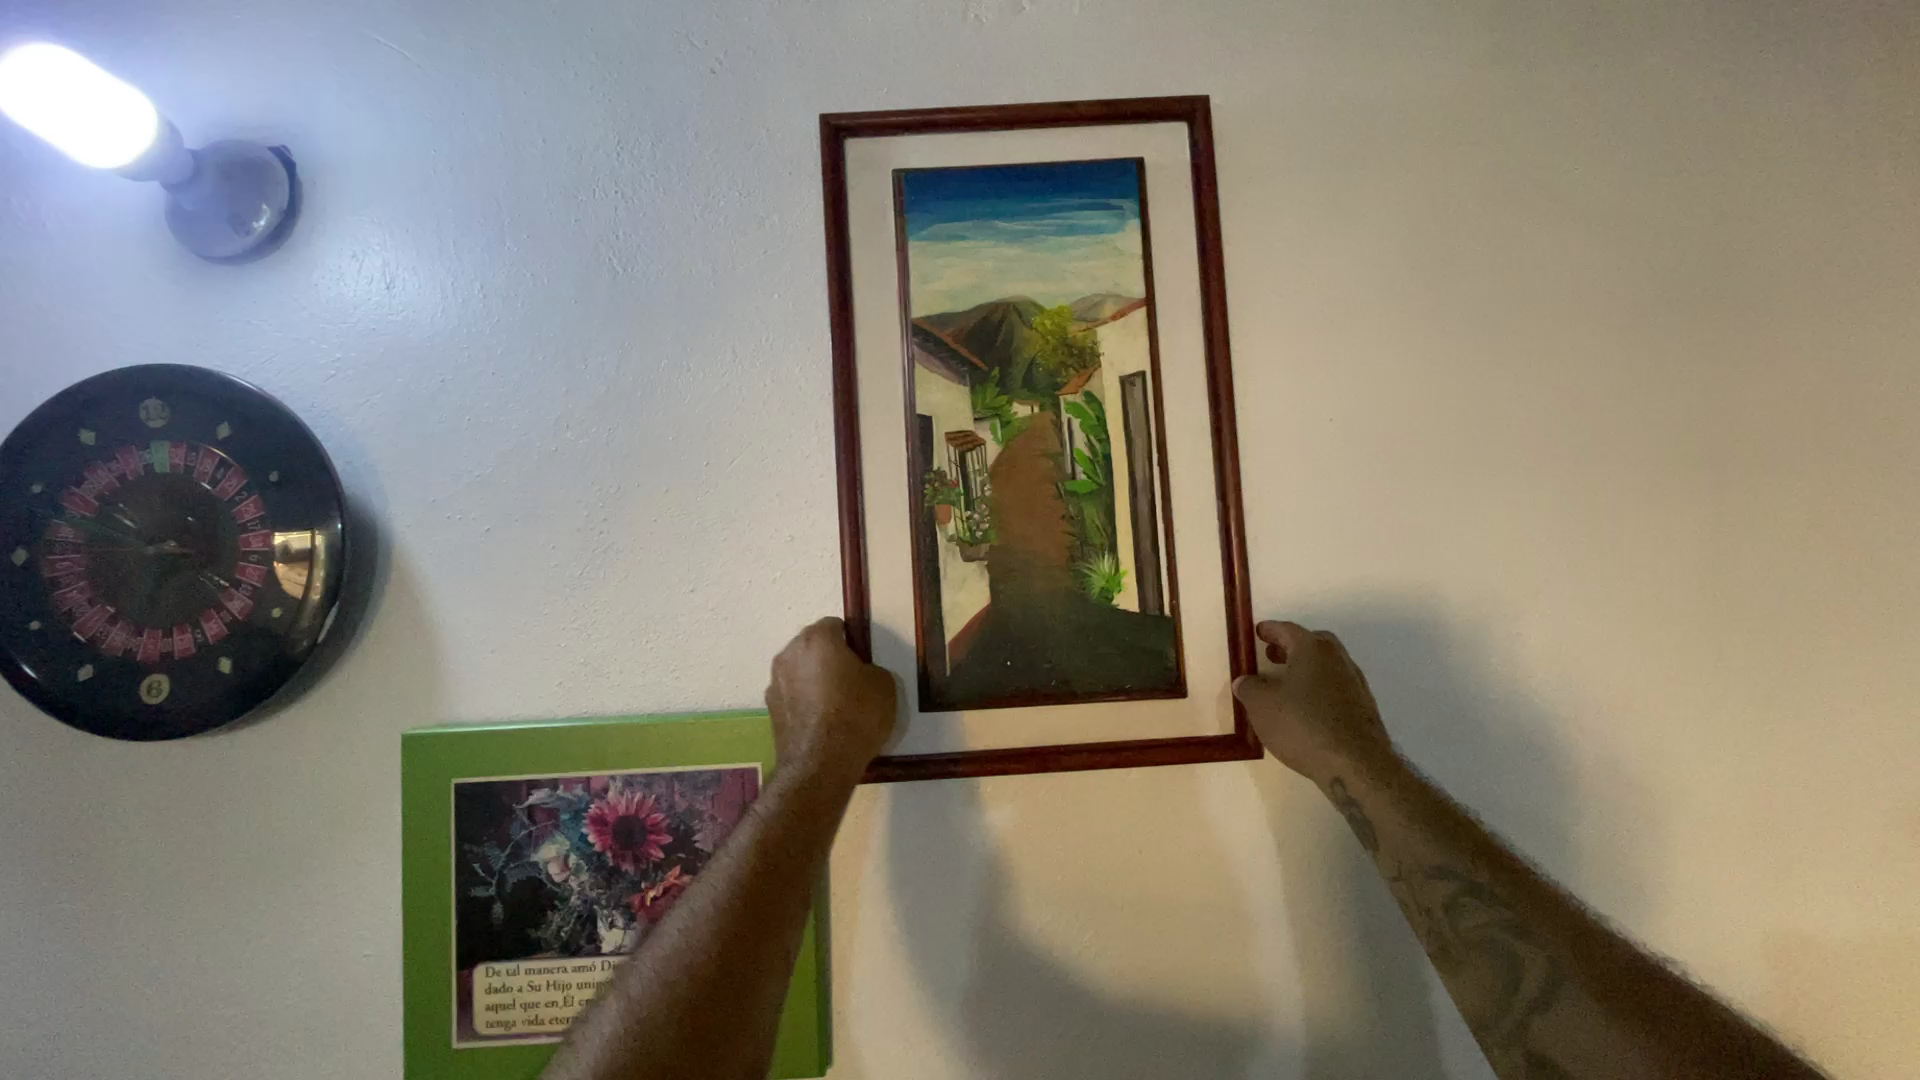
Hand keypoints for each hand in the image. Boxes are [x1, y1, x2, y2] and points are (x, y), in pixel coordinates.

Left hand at [765, 617, 897, 783]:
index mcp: (817, 639)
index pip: (835, 625)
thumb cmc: (857, 715)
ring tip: (836, 703)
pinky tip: (821, 721)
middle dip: (829, 656)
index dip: (851, 640)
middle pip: (812, 646)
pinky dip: (804, 701)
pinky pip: (792, 695)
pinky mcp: (770, 709)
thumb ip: (869, 668)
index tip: (863, 658)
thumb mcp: (883, 685)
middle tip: (851, 678)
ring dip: (813, 678)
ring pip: (799, 670)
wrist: (821, 764)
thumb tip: (860, 673)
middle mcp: (789, 654)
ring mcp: (775, 682)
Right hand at [1233, 620, 1395, 786]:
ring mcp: (1355, 684)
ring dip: (1306, 669)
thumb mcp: (1261, 705)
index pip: (1288, 630)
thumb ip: (1249, 688)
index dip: (1270, 630)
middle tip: (1272, 655)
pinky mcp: (1363, 709)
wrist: (1356, 765)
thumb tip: (1245, 681)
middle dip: (1291, 646)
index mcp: (1312, 650)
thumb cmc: (1302, 725)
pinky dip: (1319, 689)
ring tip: (1286, 685)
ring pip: (1327, 666)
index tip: (1259, 632)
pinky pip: (1336, 688)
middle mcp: (1338, 660)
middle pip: (1314, 643)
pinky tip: (1306, 709)